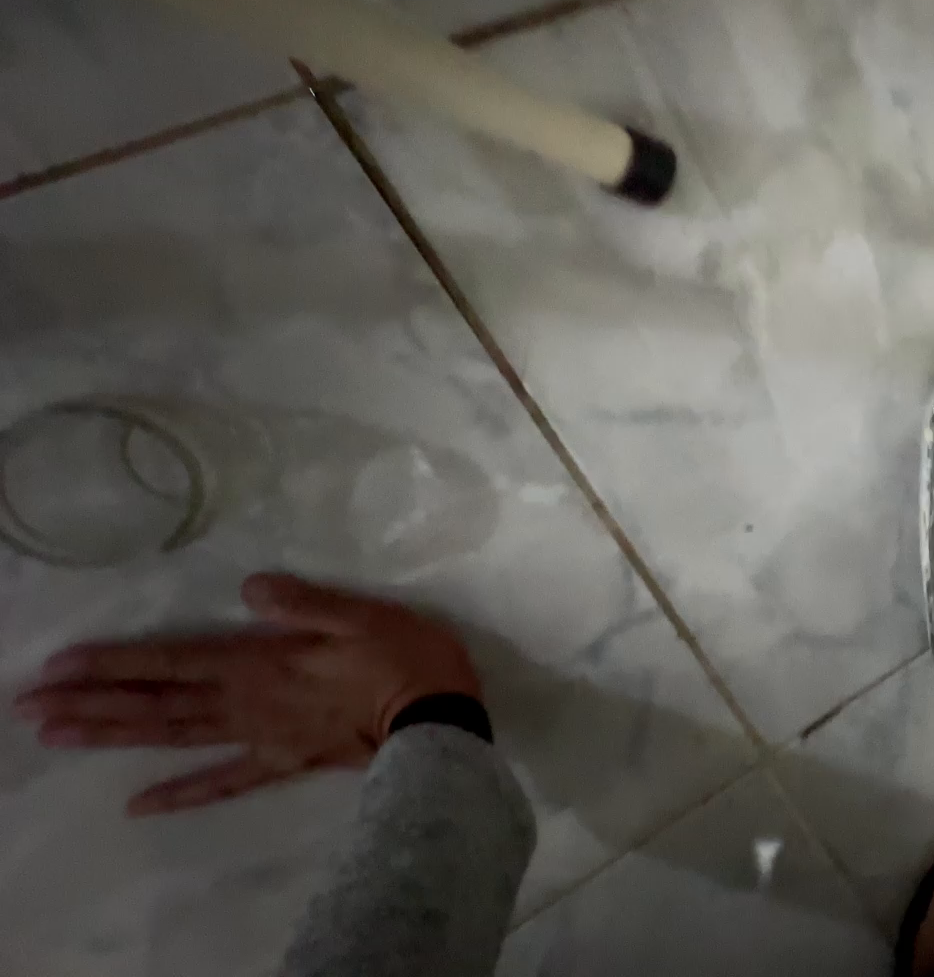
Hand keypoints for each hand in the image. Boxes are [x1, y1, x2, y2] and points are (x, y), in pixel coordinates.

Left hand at [12, 574, 480, 815]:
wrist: (436, 715)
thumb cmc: (405, 657)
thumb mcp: (366, 616)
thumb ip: (307, 603)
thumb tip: (250, 587)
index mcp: (266, 662)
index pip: (179, 659)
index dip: (119, 660)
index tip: (58, 664)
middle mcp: (250, 701)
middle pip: (163, 701)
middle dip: (96, 700)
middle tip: (29, 707)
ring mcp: (263, 737)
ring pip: (178, 736)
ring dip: (117, 736)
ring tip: (59, 737)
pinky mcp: (286, 761)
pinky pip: (226, 782)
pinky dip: (183, 793)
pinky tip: (141, 804)